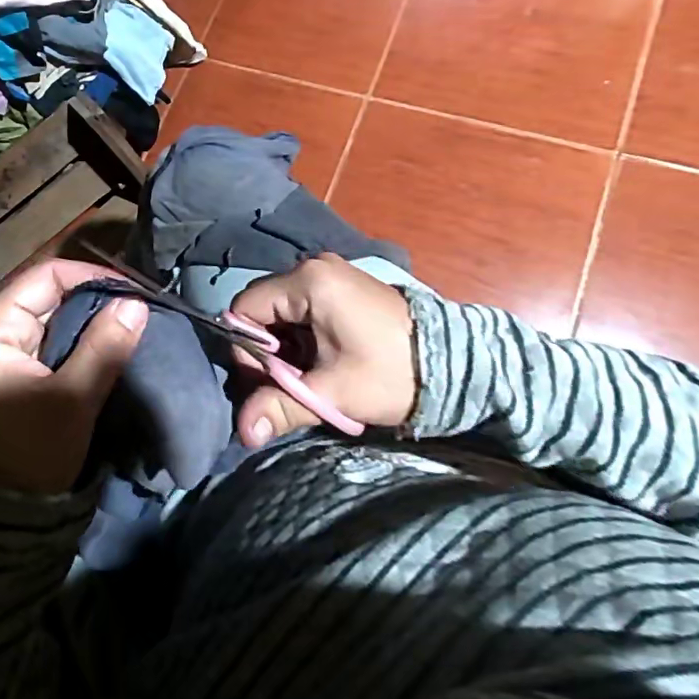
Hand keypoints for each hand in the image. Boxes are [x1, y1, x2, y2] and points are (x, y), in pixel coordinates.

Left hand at [0, 259, 148, 494]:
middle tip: (139, 311)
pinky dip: (82, 342)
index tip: (134, 293)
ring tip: (132, 326)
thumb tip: (137, 302)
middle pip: (51, 295)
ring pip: (56, 319)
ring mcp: (3, 353)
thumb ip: (104, 348)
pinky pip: (53, 343)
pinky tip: (110, 347)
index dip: (93, 277)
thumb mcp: (70, 401)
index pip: (47, 276)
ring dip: (92, 321)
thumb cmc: (24, 454)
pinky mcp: (16, 375)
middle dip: (97, 299)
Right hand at [228, 254, 415, 447]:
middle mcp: (315, 267)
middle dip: (268, 350)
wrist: (453, 364)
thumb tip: (244, 431)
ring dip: (287, 347)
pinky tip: (323, 362)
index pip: (245, 308)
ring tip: (311, 376)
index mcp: (308, 281)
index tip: (269, 380)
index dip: (246, 348)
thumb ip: (282, 406)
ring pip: (283, 312)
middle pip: (263, 309)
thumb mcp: (333, 393)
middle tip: (292, 383)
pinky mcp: (344, 286)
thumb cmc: (390, 373)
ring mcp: (332, 274)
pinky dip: (304, 337)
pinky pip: (304, 308)